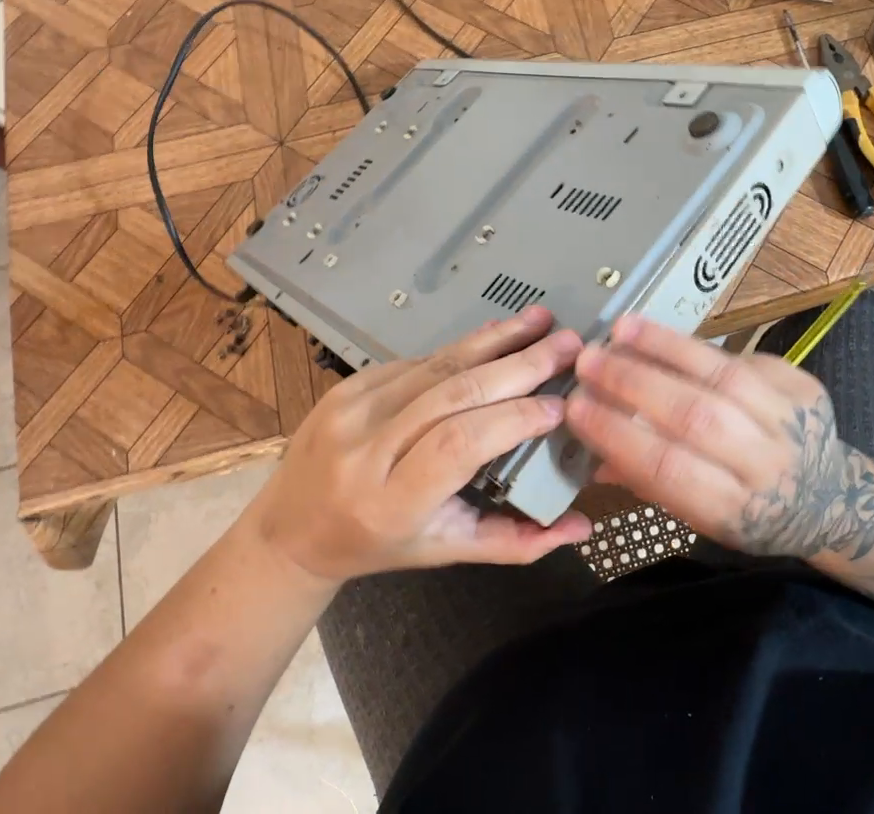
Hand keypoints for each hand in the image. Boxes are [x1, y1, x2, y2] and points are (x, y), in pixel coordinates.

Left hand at [257, 306, 592, 581]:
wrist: (290, 528)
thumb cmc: (376, 545)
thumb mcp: (444, 552)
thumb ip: (515, 542)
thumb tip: (583, 527)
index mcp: (390, 502)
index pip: (459, 444)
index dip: (513, 418)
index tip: (562, 404)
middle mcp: (365, 450)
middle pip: (453, 393)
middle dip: (519, 365)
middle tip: (570, 344)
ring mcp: (351, 410)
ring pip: (438, 366)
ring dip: (496, 340)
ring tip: (543, 321)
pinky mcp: (347, 386)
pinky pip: (418, 362)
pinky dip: (465, 349)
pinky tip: (501, 335)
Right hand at [566, 316, 873, 561]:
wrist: (831, 499)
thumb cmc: (752, 515)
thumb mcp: (702, 519)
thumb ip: (648, 482)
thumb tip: (589, 450)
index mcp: (735, 508)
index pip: (668, 468)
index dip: (618, 435)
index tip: (575, 408)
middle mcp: (767, 463)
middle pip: (696, 415)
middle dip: (634, 383)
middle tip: (589, 361)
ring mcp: (791, 419)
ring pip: (723, 375)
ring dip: (664, 349)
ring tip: (620, 331)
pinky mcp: (803, 385)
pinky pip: (741, 358)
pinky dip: (695, 346)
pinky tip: (659, 335)